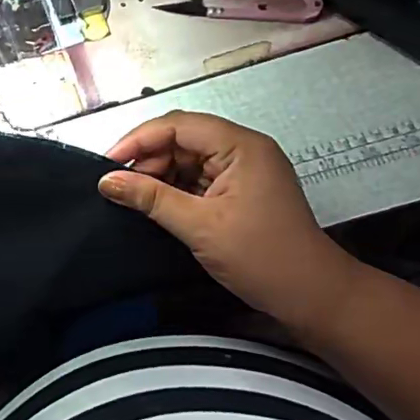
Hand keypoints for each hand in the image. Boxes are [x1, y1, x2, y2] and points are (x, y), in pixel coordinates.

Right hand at [99, 111, 360, 326]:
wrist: (311, 294)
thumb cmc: (263, 258)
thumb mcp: (199, 226)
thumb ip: (150, 198)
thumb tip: (108, 181)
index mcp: (240, 146)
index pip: (179, 125)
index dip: (139, 139)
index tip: (108, 163)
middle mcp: (243, 149)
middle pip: (183, 139)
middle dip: (149, 159)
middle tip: (120, 187)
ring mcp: (244, 169)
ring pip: (189, 159)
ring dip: (160, 176)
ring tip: (134, 199)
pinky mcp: (241, 190)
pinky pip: (200, 178)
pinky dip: (176, 190)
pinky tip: (157, 206)